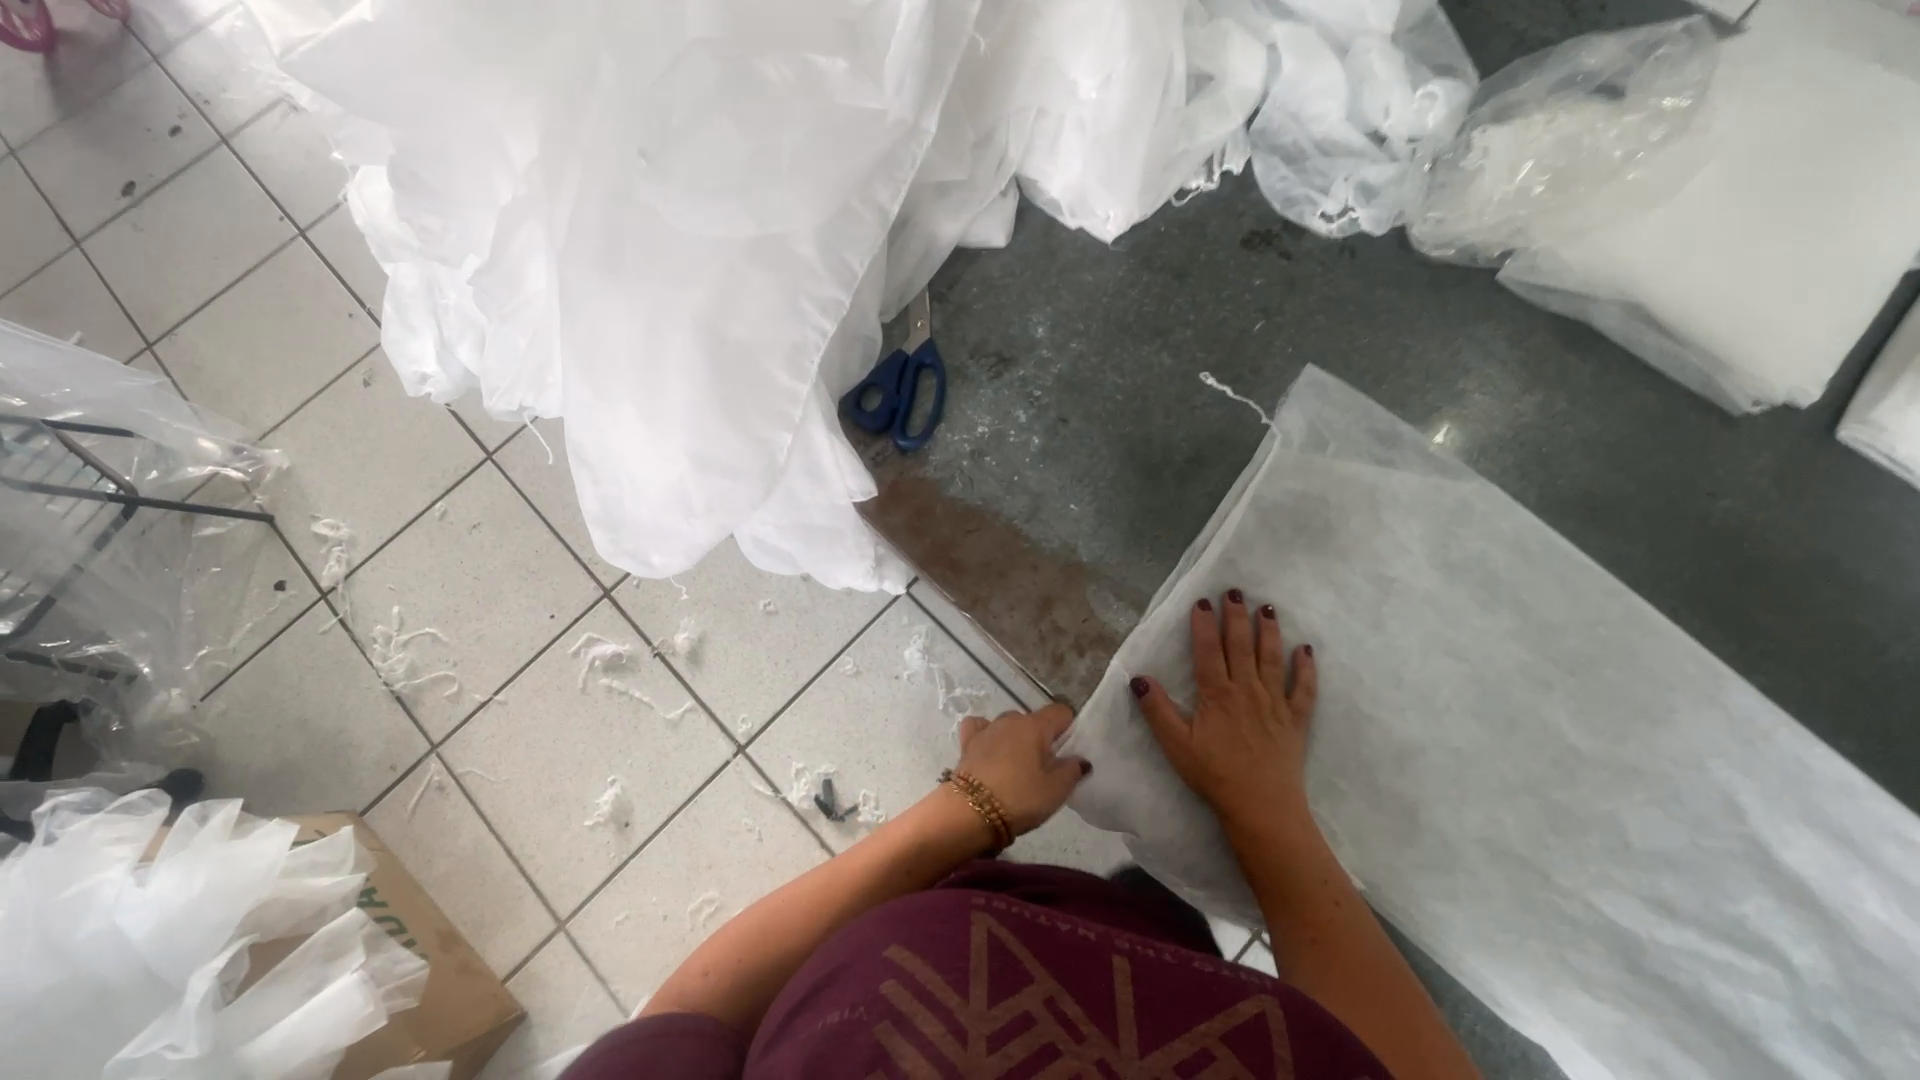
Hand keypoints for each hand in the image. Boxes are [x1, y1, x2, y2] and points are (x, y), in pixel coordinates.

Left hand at [952, 704, 1088, 835]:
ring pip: (1008, 725)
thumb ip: (1072, 770)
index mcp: (1035, 726)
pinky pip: (981, 729)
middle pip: (1034, 720)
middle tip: (1043, 768)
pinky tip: (989, 749)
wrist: (970, 812)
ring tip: (1016, 766)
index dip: (1068, 729)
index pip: (1060, 712)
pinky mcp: (967, 743)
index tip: (1067, 753)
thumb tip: (1080, 759)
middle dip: (1041, 739)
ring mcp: (986, 729)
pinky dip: (987, 735)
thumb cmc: (1019, 798)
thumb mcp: (1056, 790)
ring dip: (1015, 739)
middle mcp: (1010, 719)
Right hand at [1131, 590, 1317, 834]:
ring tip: (1268, 608)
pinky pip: (1304, 688)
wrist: (1261, 806)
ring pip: (1272, 658)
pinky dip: (1306, 668)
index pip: (1208, 650)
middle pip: (1241, 646)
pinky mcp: (1295, 719)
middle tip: (1236, 591)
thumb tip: (1138, 678)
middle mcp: (1247, 690)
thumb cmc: (1214, 775)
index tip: (1203, 601)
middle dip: (1237, 616)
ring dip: (1269, 631)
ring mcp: (1275, 702)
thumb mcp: (1176, 745)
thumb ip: (1157, 710)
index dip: (1204, 624)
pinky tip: (1305, 649)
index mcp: (1216, 695)